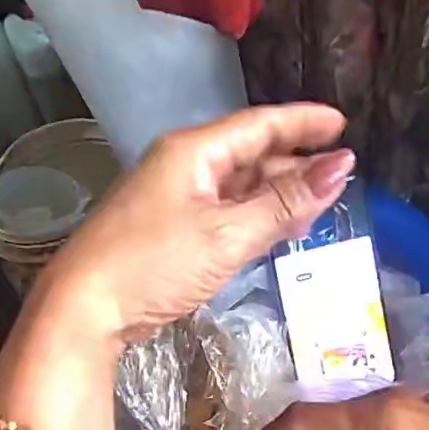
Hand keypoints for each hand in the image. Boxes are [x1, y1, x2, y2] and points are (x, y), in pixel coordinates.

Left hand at [33, 104, 354, 347]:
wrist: (86, 307)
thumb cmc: (154, 263)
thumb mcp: (226, 234)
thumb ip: (284, 204)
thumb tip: (341, 169)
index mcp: (193, 152)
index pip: (259, 125)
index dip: (303, 122)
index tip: (342, 126)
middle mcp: (181, 167)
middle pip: (247, 156)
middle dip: (292, 165)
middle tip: (334, 177)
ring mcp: (171, 201)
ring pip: (234, 188)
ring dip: (273, 196)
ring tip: (312, 208)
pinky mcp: (166, 233)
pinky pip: (219, 215)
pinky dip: (249, 220)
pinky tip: (270, 231)